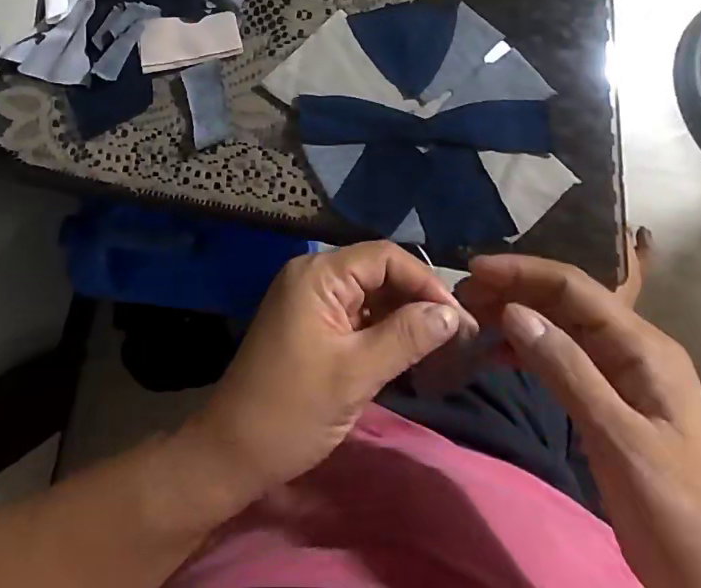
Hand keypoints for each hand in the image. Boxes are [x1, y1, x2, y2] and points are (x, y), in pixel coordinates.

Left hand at [179, 242, 468, 498]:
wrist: (238, 443)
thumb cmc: (295, 406)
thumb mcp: (357, 372)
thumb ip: (407, 336)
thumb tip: (454, 314)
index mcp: (317, 275)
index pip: (383, 256)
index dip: (426, 281)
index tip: (462, 321)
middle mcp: (311, 276)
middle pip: (377, 271)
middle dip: (418, 299)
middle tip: (458, 339)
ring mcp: (308, 300)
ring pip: (369, 294)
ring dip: (404, 316)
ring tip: (443, 349)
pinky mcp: (310, 323)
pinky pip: (356, 314)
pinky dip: (384, 329)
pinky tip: (410, 354)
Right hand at [459, 254, 700, 587]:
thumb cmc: (676, 509)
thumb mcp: (619, 438)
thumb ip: (567, 371)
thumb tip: (513, 309)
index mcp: (646, 350)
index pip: (576, 288)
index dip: (522, 271)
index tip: (471, 269)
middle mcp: (634, 352)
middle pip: (564, 302)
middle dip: (512, 291)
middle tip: (460, 296)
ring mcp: (623, 378)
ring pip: (558, 328)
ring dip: (513, 318)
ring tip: (468, 319)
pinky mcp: (608, 403)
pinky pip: (559, 359)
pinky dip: (522, 350)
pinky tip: (492, 354)